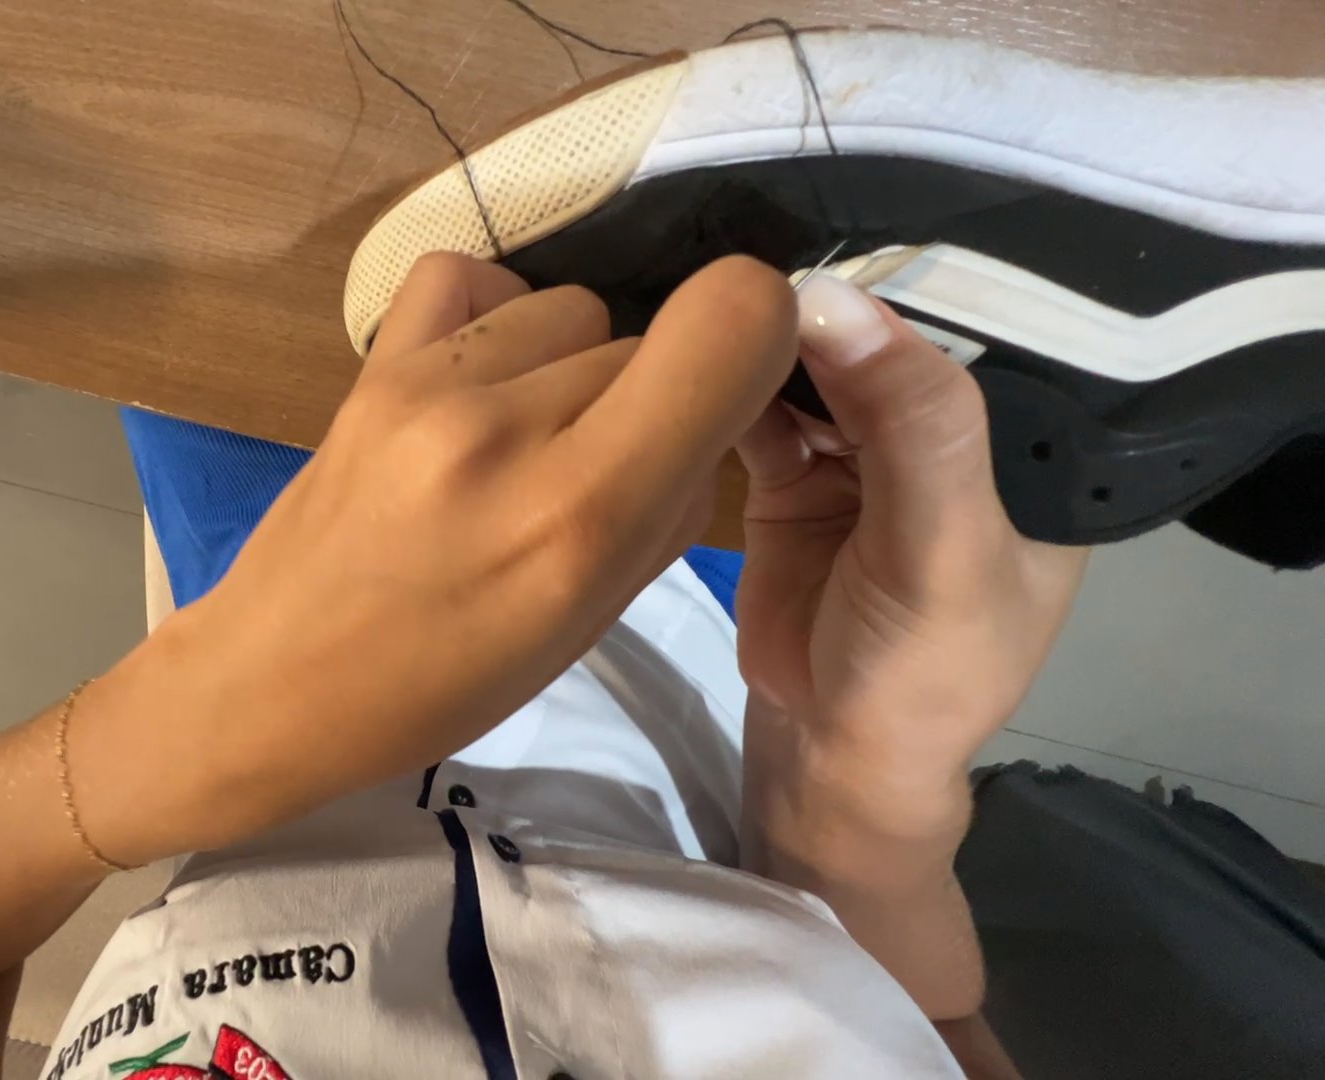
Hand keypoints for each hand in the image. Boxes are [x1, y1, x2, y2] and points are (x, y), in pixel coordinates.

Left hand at [79, 253, 797, 861]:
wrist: (276, 679)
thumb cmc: (436, 686)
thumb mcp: (583, 629)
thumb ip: (662, 512)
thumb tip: (697, 422)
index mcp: (579, 515)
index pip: (730, 323)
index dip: (753, 341)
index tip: (718, 396)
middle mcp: (505, 429)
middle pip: (644, 333)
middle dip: (644, 397)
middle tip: (586, 471)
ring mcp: (425, 387)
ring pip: (567, 309)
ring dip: (569, 368)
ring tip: (517, 439)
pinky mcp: (368, 371)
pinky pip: (465, 278)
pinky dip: (495, 315)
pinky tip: (476, 379)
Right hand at [736, 275, 1088, 843]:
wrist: (829, 739)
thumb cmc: (920, 662)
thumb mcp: (940, 545)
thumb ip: (909, 424)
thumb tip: (828, 299)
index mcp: (1016, 444)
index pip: (969, 337)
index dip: (907, 288)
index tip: (828, 232)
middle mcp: (934, 439)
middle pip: (878, 349)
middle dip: (821, 314)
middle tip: (744, 270)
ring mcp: (854, 457)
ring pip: (810, 378)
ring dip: (766, 351)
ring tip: (710, 305)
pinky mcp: (788, 478)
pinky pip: (757, 420)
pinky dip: (729, 397)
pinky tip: (696, 365)